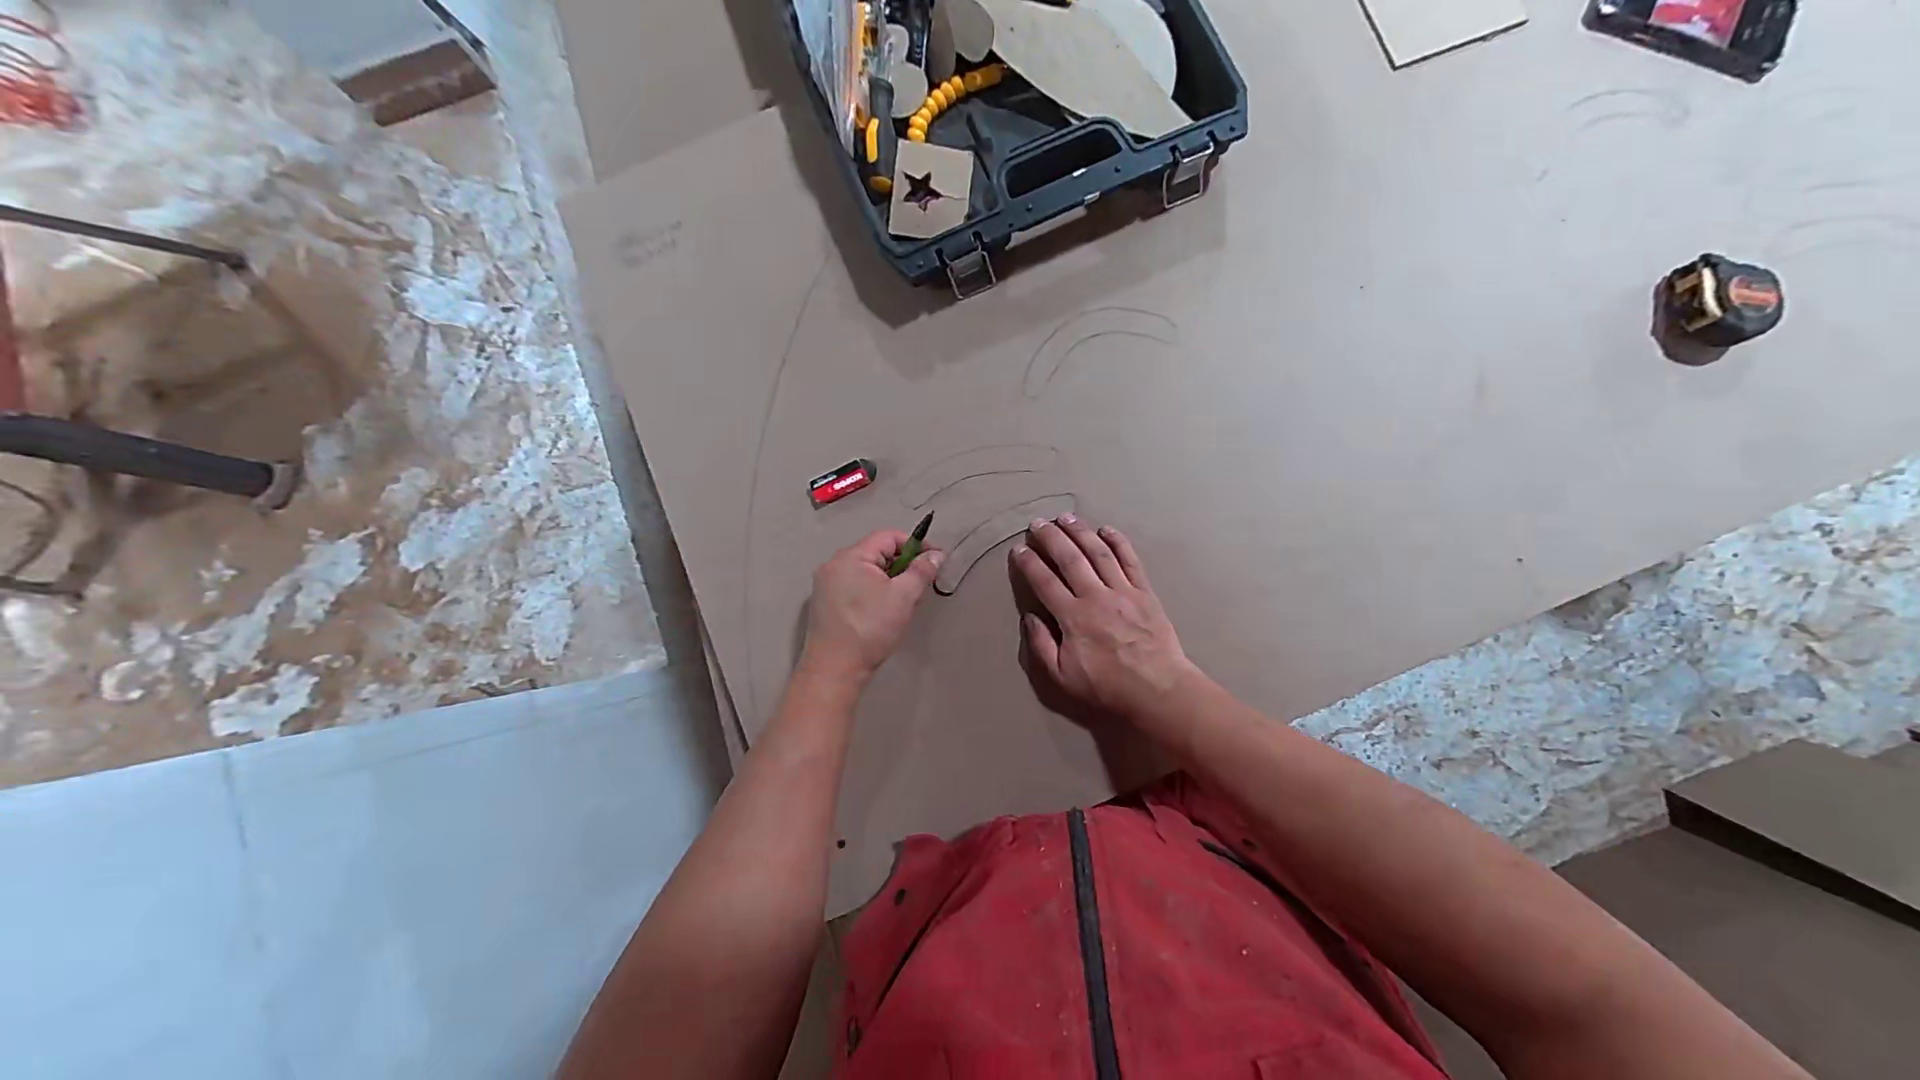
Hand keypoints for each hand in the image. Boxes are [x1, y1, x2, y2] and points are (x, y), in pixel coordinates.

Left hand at [801, 530, 942, 680]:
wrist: (835, 669)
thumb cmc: (870, 629)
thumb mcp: (903, 597)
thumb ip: (921, 571)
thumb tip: (936, 555)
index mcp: (850, 556)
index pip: (888, 537)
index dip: (914, 545)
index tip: (934, 560)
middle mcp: (833, 565)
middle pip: (876, 552)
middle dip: (902, 564)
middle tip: (920, 585)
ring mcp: (825, 585)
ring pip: (866, 571)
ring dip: (888, 580)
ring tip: (903, 602)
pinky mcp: (825, 604)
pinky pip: (854, 586)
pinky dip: (873, 592)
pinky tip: (882, 613)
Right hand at [1011, 514, 1197, 723]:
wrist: (1158, 690)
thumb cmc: (1107, 687)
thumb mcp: (1062, 677)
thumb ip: (1041, 646)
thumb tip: (1029, 617)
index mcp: (1073, 617)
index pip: (1044, 581)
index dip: (1029, 563)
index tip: (1019, 549)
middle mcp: (1096, 597)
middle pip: (1069, 558)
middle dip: (1051, 538)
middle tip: (1038, 523)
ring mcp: (1123, 592)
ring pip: (1098, 553)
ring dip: (1080, 532)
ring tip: (1065, 518)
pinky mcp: (1144, 593)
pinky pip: (1130, 561)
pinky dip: (1118, 542)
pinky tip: (1106, 529)